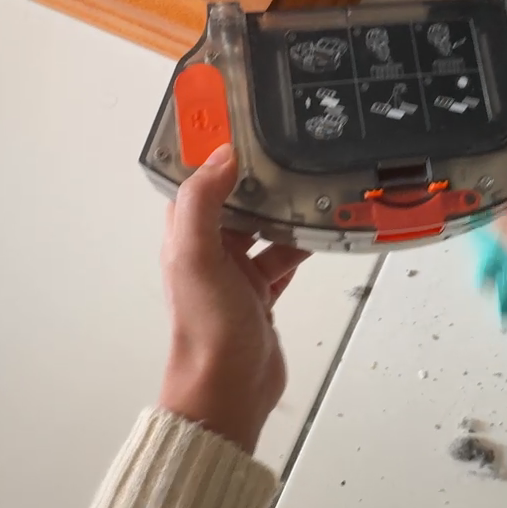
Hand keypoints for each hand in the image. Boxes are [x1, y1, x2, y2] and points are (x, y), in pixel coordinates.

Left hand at [158, 144, 309, 451]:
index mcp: (187, 235)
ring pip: (263, 225)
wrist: (229, 387)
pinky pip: (283, 256)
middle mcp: (209, 248)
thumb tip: (221, 154)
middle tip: (289, 148)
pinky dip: (300, 244)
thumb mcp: (198, 257)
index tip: (238, 120)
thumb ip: (202, 203)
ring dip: (284, 208)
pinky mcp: (261, 291)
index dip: (211, 150)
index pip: (196, 179)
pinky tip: (319, 232)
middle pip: (235, 198)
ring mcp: (236, 270)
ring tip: (312, 186)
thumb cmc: (207, 327)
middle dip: (258, 175)